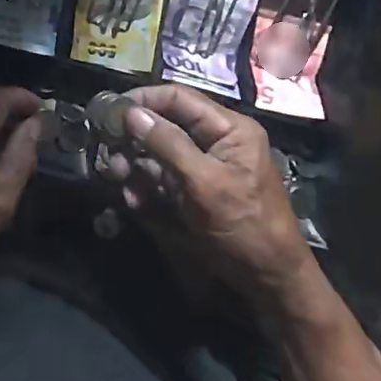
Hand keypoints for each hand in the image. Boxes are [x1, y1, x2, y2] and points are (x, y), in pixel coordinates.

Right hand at [120, 84, 314, 302]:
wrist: (270, 282)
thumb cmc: (245, 227)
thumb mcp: (204, 183)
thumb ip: (168, 144)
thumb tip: (131, 113)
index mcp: (229, 128)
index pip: (178, 98)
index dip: (143, 100)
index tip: (110, 112)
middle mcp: (215, 140)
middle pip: (164, 124)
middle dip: (133, 139)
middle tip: (109, 154)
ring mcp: (203, 165)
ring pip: (157, 152)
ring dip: (134, 165)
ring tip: (118, 180)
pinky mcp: (193, 189)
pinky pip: (161, 177)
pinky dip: (144, 186)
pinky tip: (135, 202)